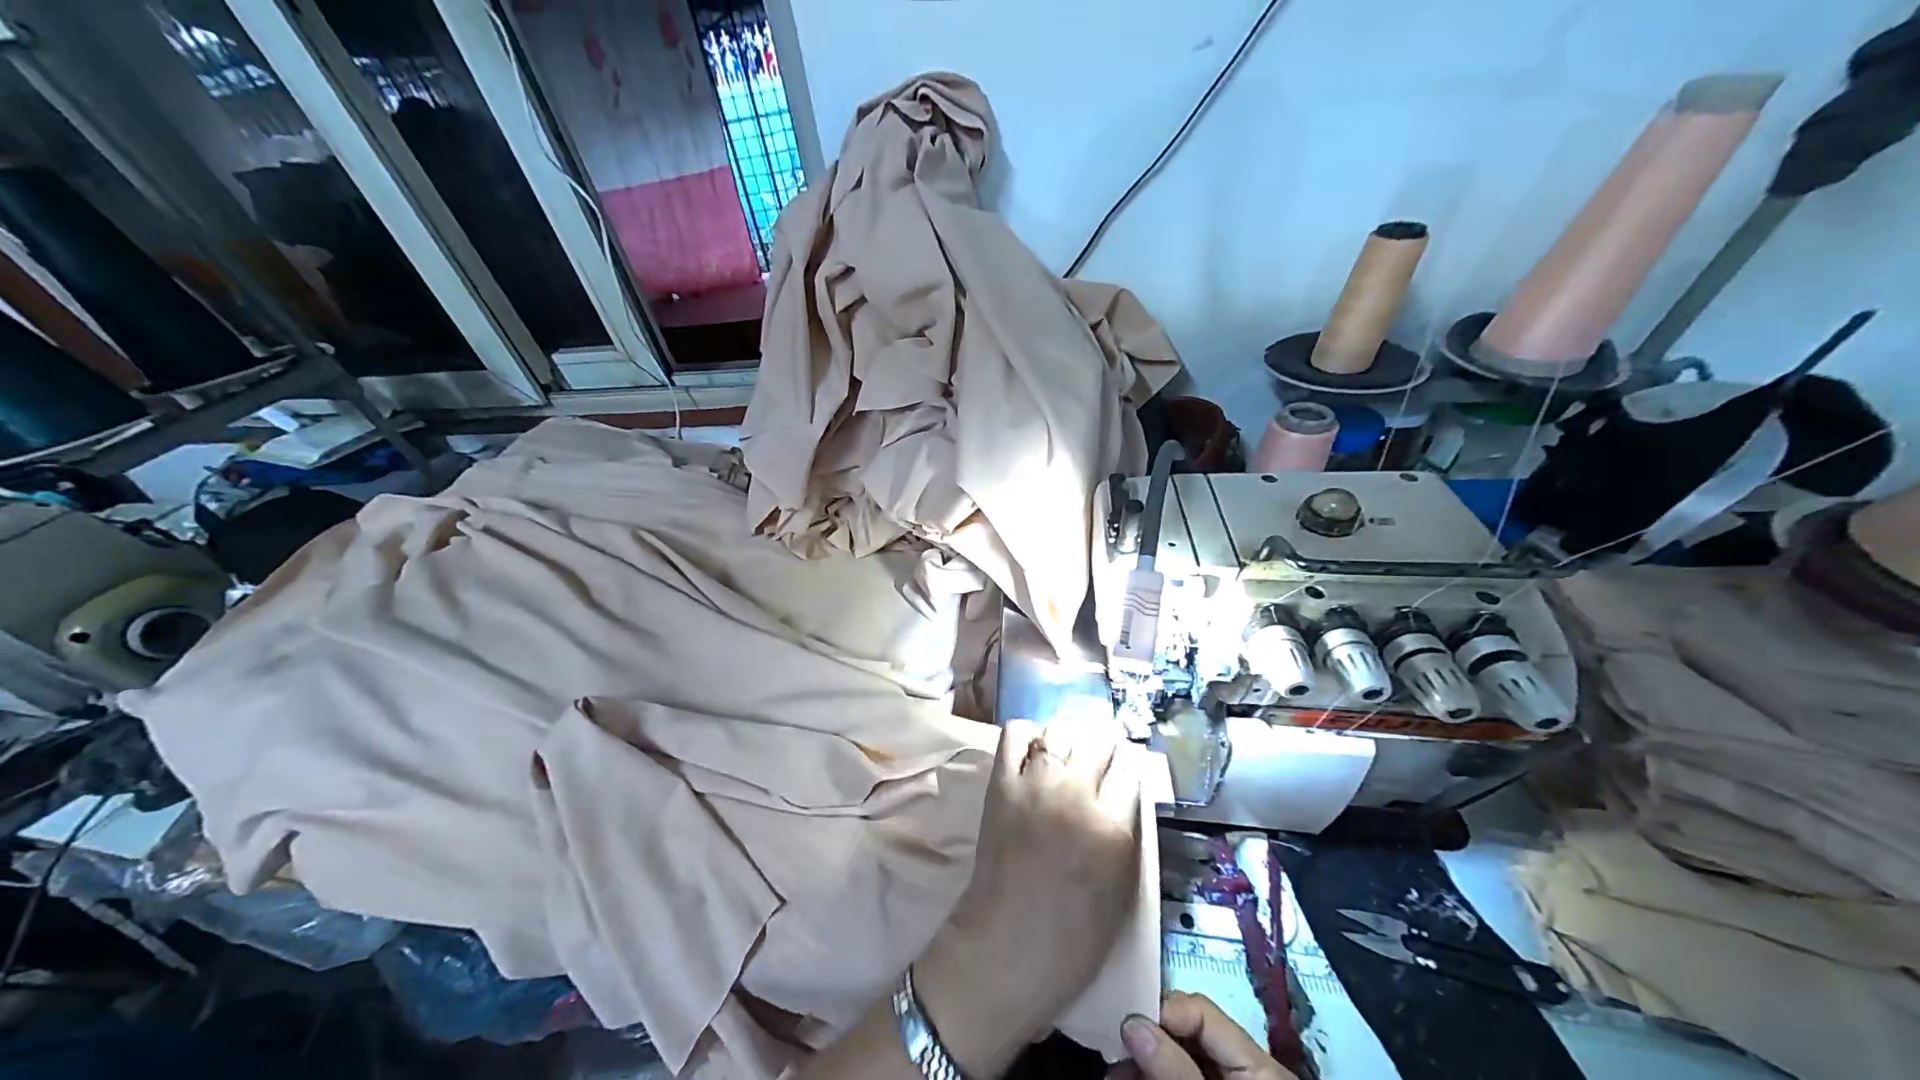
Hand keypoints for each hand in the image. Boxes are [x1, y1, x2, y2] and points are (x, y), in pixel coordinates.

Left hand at [914, 718, 1141, 1077]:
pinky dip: (1028, 735)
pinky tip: (1034, 752)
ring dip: (1068, 743)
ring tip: (1067, 758)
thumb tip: (1124, 794)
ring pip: (1059, 733)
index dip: (1130, 769)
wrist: (1008, 945)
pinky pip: (1015, 735)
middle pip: (1097, 743)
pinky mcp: (1001, 784)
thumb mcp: (1122, 888)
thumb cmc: (1074, 935)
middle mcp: (1075, 794)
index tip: (1125, 772)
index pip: (1130, 770)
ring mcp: (1034, 785)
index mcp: (1111, 826)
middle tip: (1100, 763)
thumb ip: (1126, 833)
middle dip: (1104, 750)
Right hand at [1110, 992, 1296, 1079]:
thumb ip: (1176, 1069)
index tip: (1124, 1026)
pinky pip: (1178, 1076)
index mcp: (1258, 1064)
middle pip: (1185, 1034)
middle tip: (1111, 1054)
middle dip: (1145, 1040)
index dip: (1162, 1012)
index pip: (1201, 1011)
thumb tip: (1131, 1020)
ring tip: (1112, 1075)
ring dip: (1141, 1061)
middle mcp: (1243, 1068)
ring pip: (1176, 1057)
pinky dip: (1151, 1077)